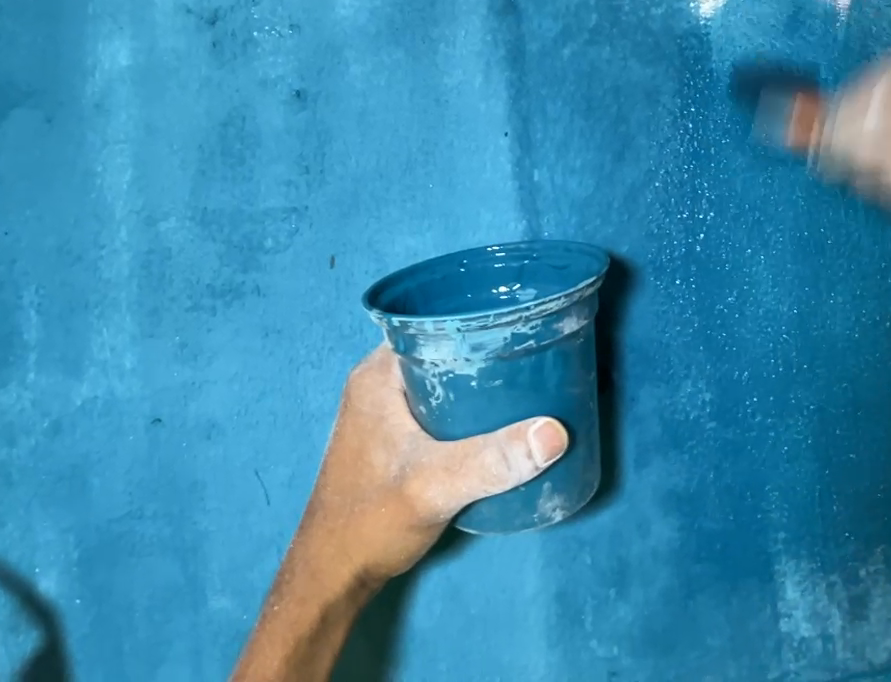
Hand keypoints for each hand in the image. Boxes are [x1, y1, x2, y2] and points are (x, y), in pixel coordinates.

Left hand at [297, 345, 569, 583]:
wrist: (334, 575)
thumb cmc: (371, 520)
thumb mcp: (435, 486)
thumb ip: (492, 461)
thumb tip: (556, 432)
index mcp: (379, 373)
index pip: (432, 319)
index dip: (476, 316)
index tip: (521, 321)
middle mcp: (381, 381)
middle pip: (443, 346)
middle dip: (487, 348)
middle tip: (535, 351)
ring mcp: (388, 409)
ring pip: (444, 376)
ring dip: (480, 379)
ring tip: (528, 381)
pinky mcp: (398, 436)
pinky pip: (442, 402)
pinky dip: (470, 404)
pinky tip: (502, 419)